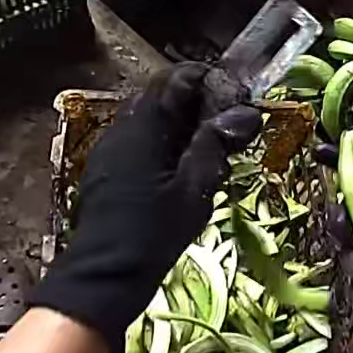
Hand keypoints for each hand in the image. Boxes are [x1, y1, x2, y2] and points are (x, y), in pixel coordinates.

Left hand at [30, 63, 261, 349]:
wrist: (105, 275)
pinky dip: (171, 140)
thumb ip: (217, 143)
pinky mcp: (111, 166)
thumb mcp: (195, 186)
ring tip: (215, 147)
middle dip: (202, 102)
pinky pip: (145, 137)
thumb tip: (246, 112)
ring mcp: (113, 146)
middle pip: (166, 93)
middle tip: (232, 126)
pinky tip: (187, 167)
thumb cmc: (154, 231)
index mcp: (144, 125)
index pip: (179, 78)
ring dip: (187, 123)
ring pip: (156, 116)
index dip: (213, 82)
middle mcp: (124, 126)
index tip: (239, 102)